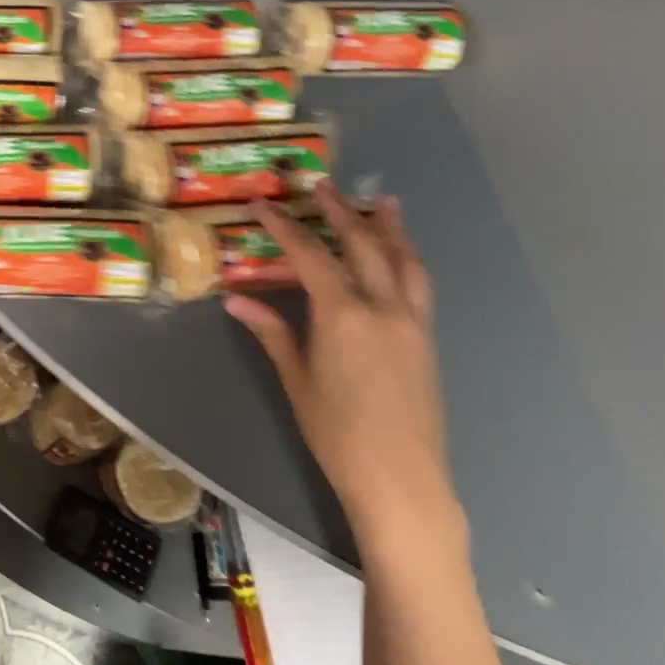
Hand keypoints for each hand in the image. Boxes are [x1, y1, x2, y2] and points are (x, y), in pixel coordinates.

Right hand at [225, 183, 459, 539]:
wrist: (401, 479)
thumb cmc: (337, 432)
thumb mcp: (296, 380)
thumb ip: (272, 332)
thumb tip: (236, 299)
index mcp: (343, 314)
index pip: (310, 255)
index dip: (284, 225)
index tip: (264, 203)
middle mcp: (383, 307)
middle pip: (362, 244)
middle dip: (340, 211)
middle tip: (322, 185)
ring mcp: (412, 321)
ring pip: (404, 259)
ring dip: (389, 227)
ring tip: (383, 201)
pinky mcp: (427, 339)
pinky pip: (419, 283)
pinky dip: (408, 258)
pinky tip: (402, 255)